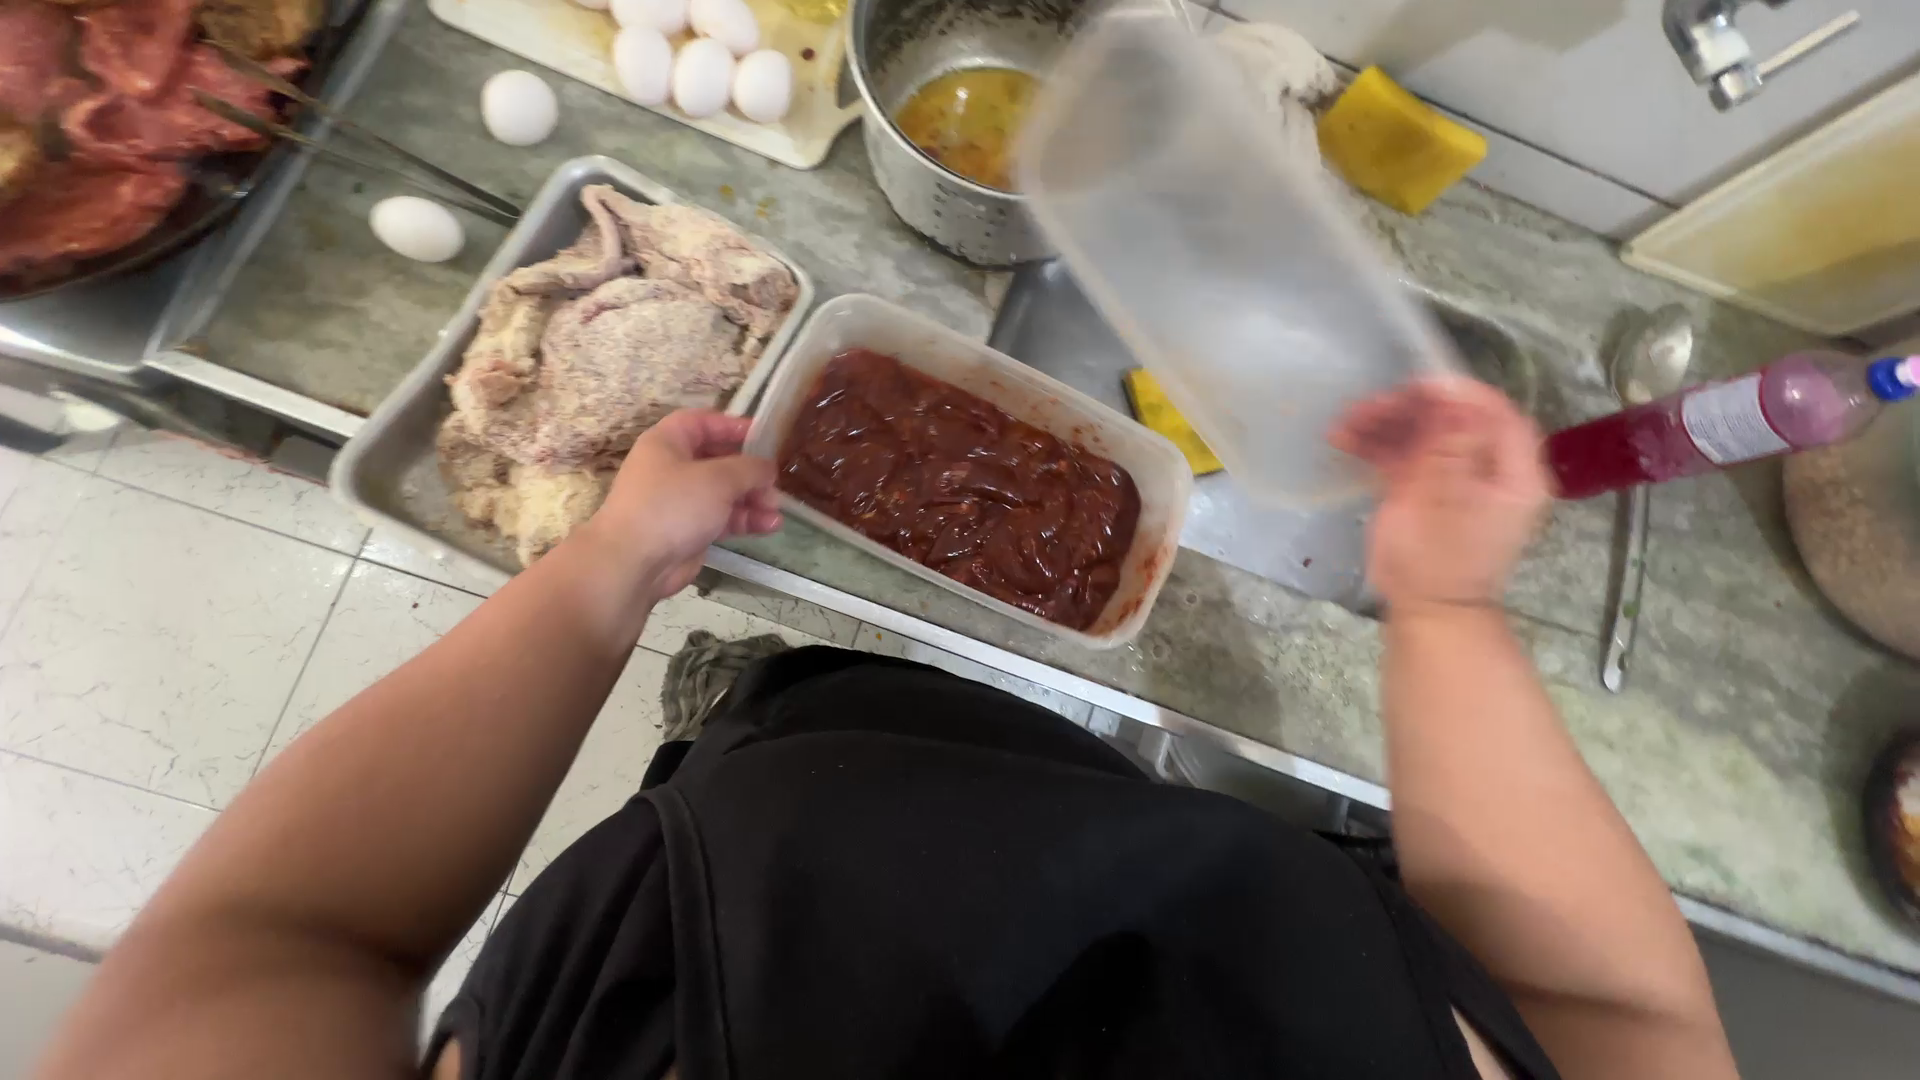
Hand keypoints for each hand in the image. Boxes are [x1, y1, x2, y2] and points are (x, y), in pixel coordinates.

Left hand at [575, 409, 782, 603]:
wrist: (634, 561)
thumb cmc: (673, 505)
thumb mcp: (718, 478)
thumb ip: (749, 468)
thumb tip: (767, 468)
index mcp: (668, 443)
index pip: (702, 422)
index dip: (733, 425)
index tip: (764, 435)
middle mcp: (672, 468)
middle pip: (719, 460)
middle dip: (750, 472)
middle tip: (774, 483)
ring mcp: (680, 501)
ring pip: (724, 492)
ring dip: (752, 499)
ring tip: (776, 511)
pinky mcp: (688, 530)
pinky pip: (722, 518)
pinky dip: (744, 520)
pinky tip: (769, 526)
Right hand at [1330, 377, 1549, 619]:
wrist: (1427, 612)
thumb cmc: (1436, 562)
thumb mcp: (1442, 503)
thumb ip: (1449, 448)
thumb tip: (1452, 398)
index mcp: (1512, 473)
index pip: (1495, 415)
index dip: (1457, 394)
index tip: (1414, 386)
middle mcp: (1487, 469)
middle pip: (1454, 421)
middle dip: (1409, 409)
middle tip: (1366, 407)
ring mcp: (1454, 479)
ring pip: (1425, 436)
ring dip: (1386, 425)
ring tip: (1344, 424)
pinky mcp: (1425, 490)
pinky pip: (1406, 456)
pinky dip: (1379, 446)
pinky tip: (1346, 440)